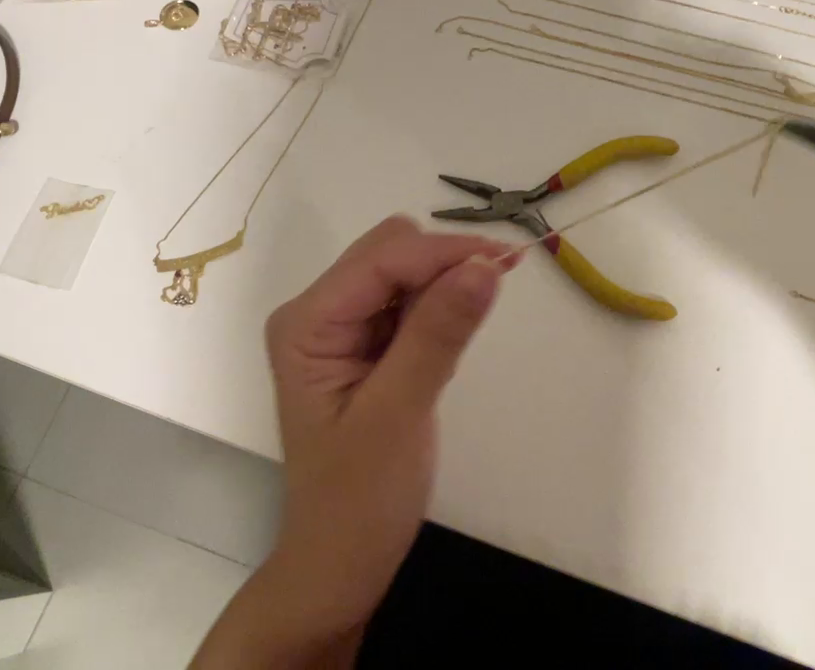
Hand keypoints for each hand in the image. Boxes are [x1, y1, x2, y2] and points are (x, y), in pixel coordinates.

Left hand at [192, 217, 512, 668]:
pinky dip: (437, 309)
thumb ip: (439, 333)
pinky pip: (408, 302)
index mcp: (306, 322)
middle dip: (443, 263)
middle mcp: (317, 312)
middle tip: (495, 289)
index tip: (508, 259)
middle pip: (389, 252)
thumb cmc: (359, 499)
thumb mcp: (399, 413)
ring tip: (463, 336)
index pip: (382, 259)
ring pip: (402, 271)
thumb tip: (486, 265)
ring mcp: (340, 327)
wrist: (342, 562)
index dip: (444, 252)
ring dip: (443, 285)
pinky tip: (447, 346)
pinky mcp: (364, 344)